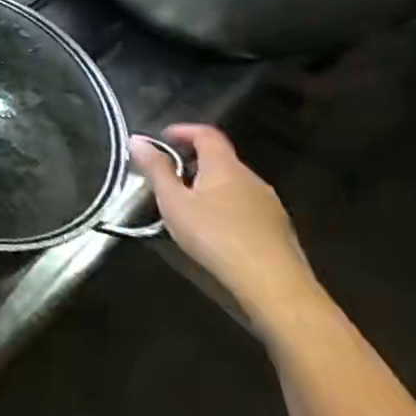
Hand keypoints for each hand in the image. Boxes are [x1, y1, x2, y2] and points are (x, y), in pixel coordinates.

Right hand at [129, 124, 321, 329]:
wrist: (274, 285)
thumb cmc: (215, 235)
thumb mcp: (173, 202)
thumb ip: (156, 169)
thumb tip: (137, 140)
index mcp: (225, 167)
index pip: (207, 134)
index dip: (183, 130)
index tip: (162, 138)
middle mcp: (251, 179)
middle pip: (221, 159)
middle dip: (194, 160)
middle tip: (168, 174)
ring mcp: (270, 205)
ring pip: (235, 184)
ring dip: (210, 184)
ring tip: (187, 203)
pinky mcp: (278, 229)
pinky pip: (246, 205)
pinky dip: (226, 205)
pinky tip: (214, 227)